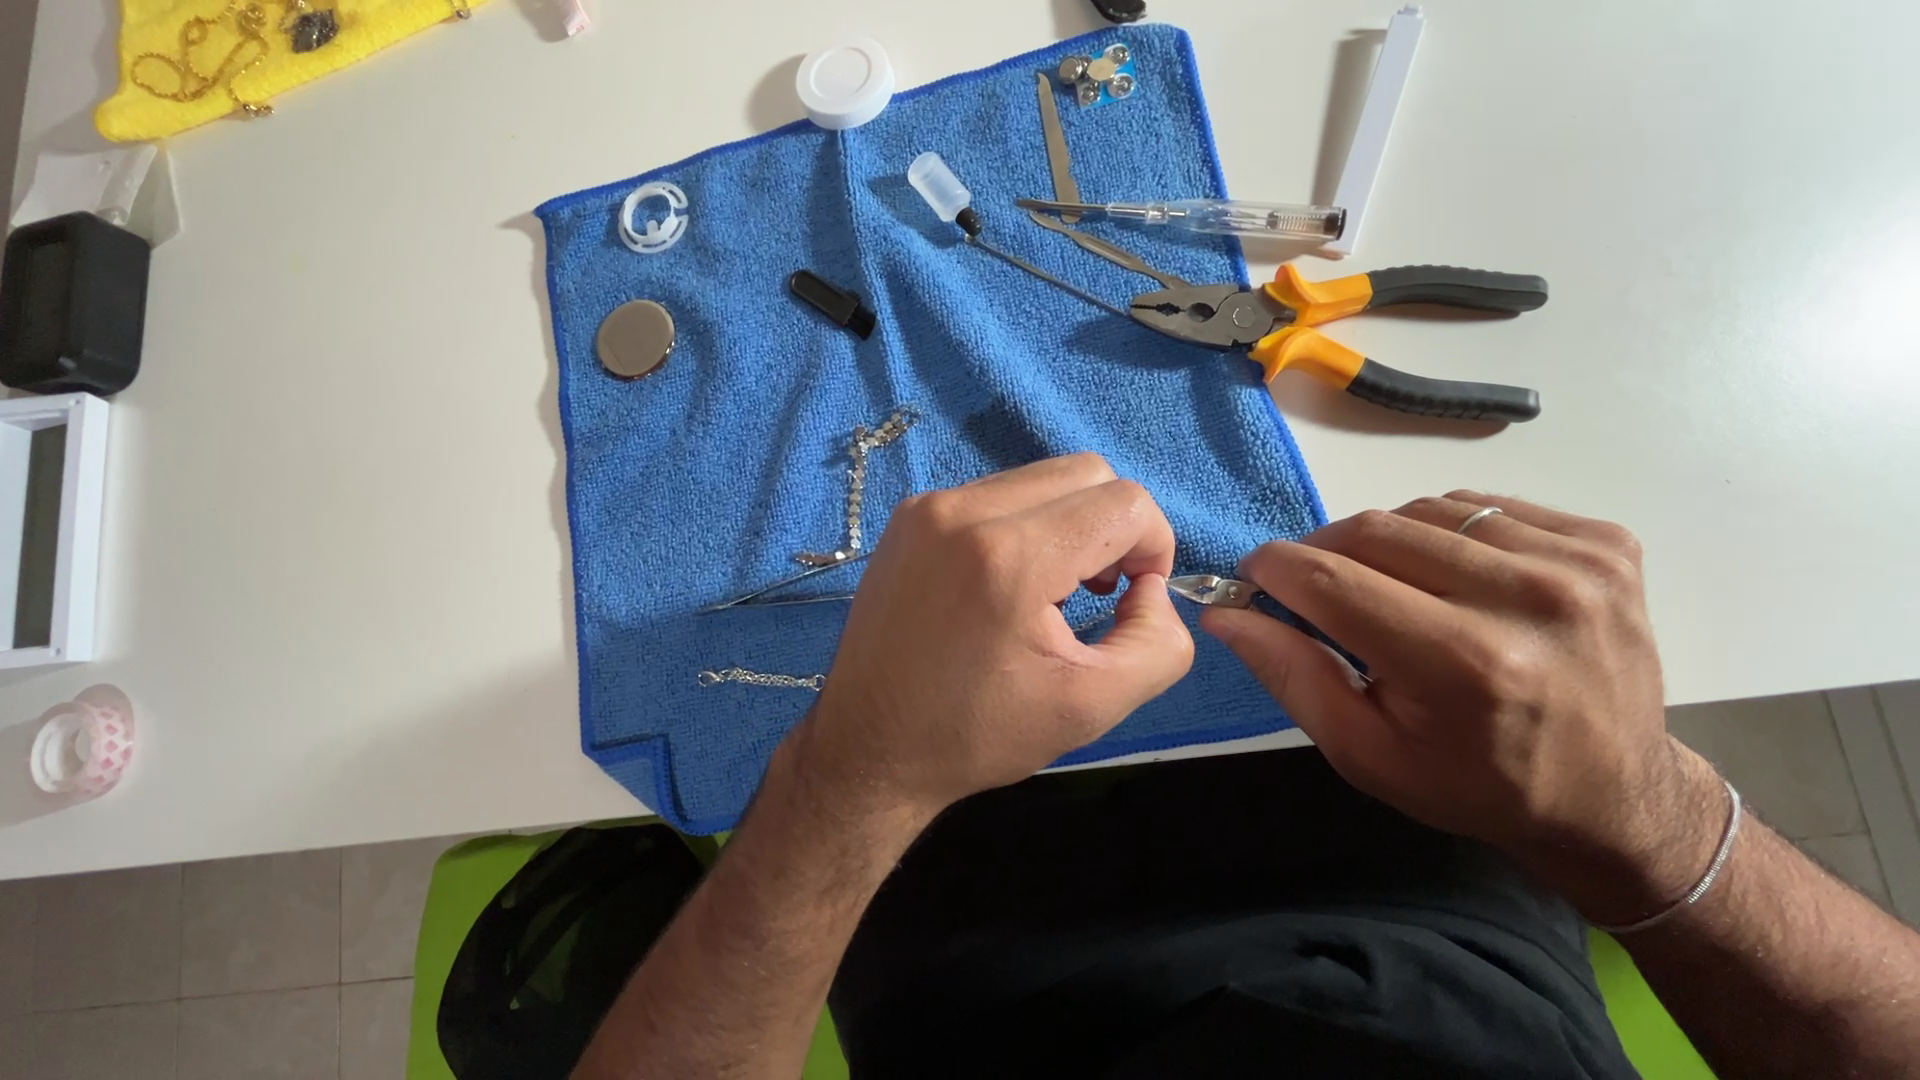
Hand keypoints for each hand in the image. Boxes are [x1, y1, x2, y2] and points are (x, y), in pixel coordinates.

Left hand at [793, 454, 1193, 816]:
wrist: (869, 746)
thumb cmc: (977, 734)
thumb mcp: (1093, 706)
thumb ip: (1158, 642)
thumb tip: (1152, 587)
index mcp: (1010, 556)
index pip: (1125, 502)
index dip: (1153, 547)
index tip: (1130, 599)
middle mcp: (964, 510)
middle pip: (1086, 472)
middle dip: (1112, 528)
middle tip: (1094, 593)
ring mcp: (929, 506)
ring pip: (1040, 477)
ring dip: (1068, 523)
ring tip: (1050, 592)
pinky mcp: (909, 515)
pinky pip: (996, 493)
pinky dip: (1025, 524)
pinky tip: (1009, 582)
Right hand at [1203, 492, 1724, 924]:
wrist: (1614, 798)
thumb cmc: (1473, 784)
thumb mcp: (1363, 752)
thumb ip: (1289, 673)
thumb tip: (1223, 612)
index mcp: (1462, 663)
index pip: (1329, 580)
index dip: (1271, 571)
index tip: (1252, 580)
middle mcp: (1526, 598)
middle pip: (1370, 531)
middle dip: (1318, 553)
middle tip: (1311, 590)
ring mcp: (1576, 563)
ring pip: (1420, 510)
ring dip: (1380, 542)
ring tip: (1386, 588)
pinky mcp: (1605, 543)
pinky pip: (1478, 506)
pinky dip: (1441, 532)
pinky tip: (1448, 577)